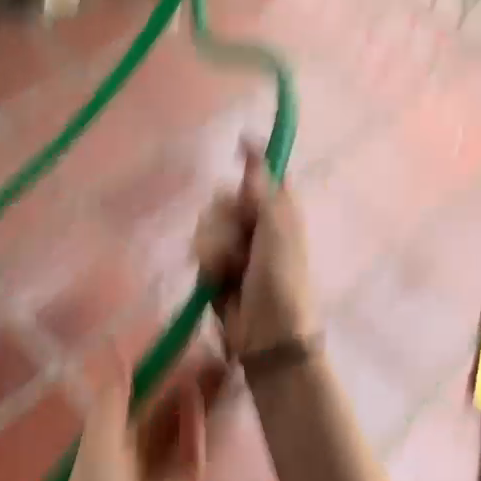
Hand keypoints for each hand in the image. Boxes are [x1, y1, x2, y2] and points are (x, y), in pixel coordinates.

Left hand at [55, 353, 224, 480]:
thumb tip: (113, 343)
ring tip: (232, 376)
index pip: (158, 389)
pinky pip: (202, 455)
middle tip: (226, 356)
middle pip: (183, 404)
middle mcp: (151, 441)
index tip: (199, 344)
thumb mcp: (100, 438)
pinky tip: (218, 414)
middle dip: (203, 383)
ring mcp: (171, 464)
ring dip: (213, 403)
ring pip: (197, 425)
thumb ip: (113, 394)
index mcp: (127, 426)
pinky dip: (209, 435)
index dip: (178, 367)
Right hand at [192, 143, 317, 354]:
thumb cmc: (282, 285)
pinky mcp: (214, 271)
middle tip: (240, 239)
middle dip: (225, 218)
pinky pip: (198, 251)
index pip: (263, 176)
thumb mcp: (279, 235)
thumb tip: (254, 150)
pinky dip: (206, 265)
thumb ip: (266, 193)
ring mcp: (234, 249)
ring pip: (206, 224)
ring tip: (228, 270)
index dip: (252, 160)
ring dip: (214, 246)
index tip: (239, 143)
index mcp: (280, 214)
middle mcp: (256, 227)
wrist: (267, 337)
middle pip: (224, 198)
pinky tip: (216, 279)